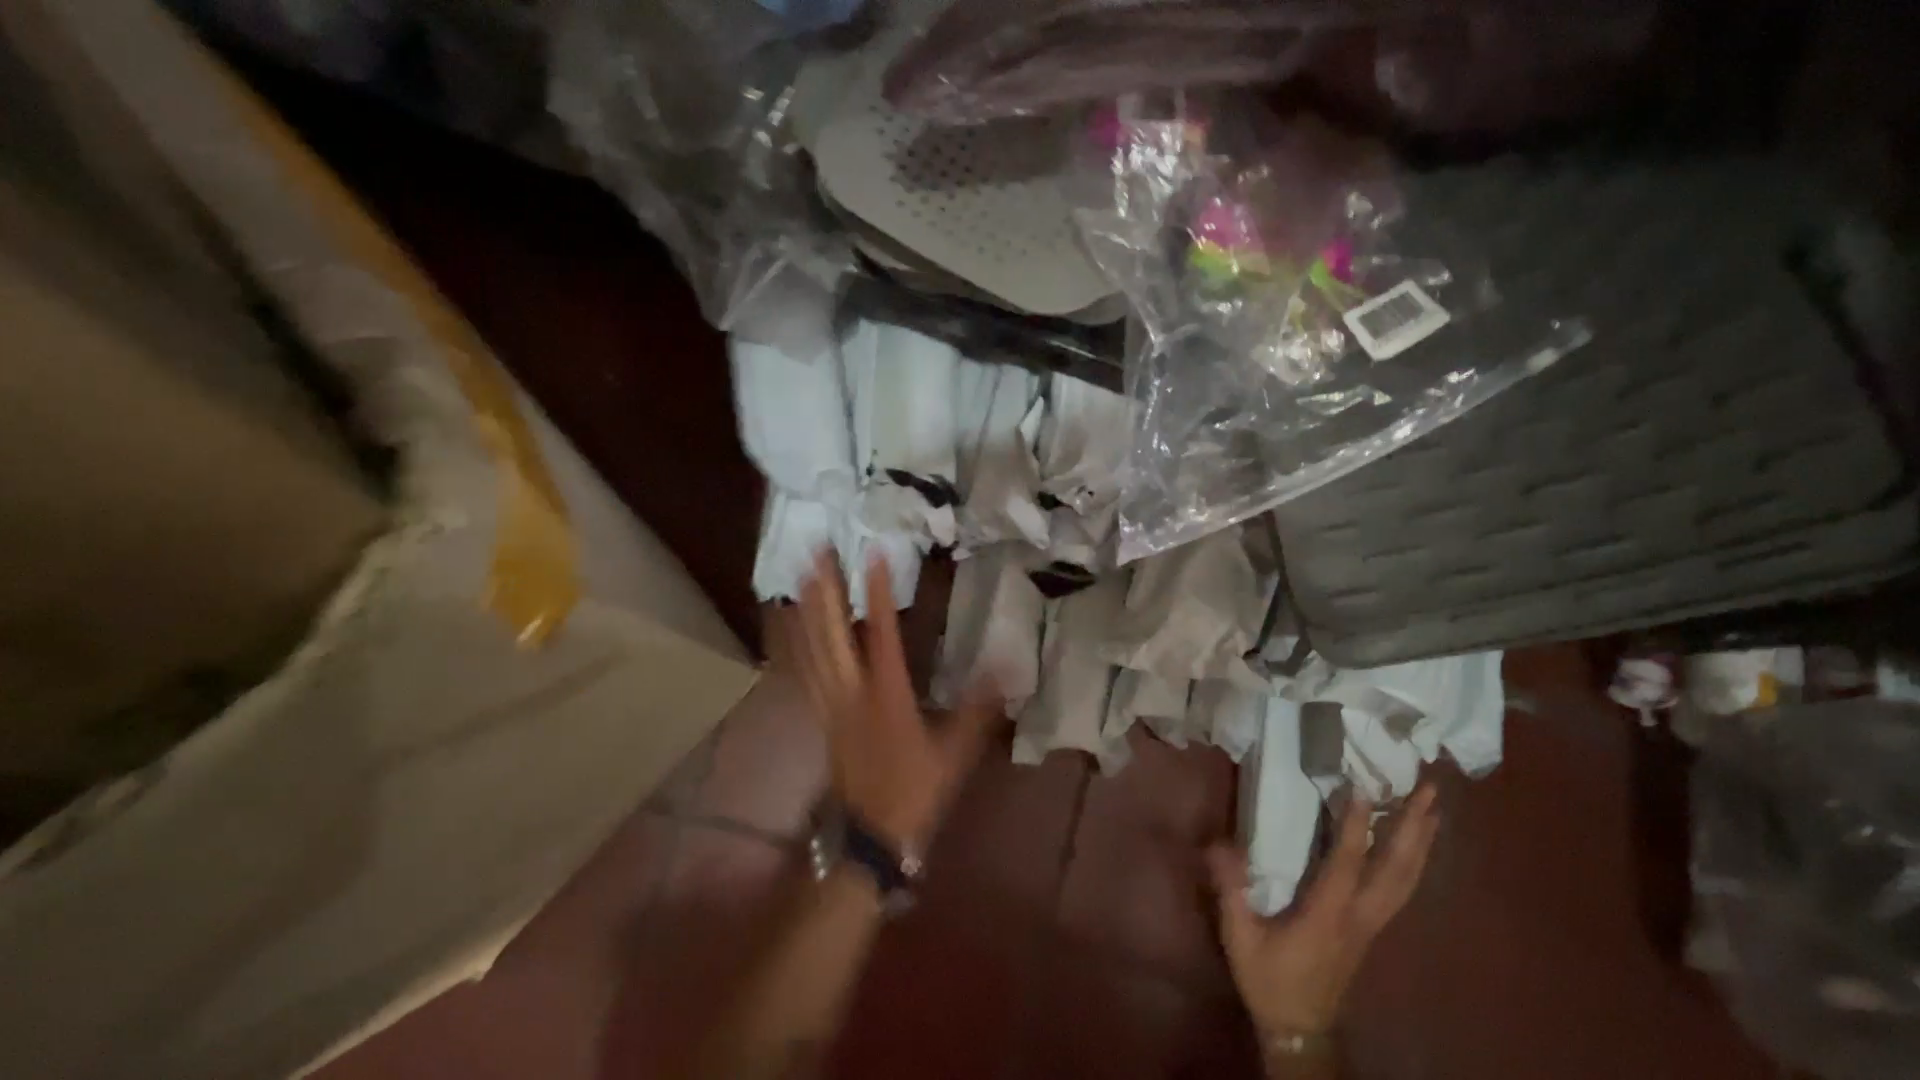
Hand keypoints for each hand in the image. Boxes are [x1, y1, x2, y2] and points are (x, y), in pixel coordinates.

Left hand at [784, 551, 1001, 852]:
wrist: (869, 837)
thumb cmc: (914, 792)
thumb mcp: (954, 754)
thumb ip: (978, 709)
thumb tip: (1007, 667)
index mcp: (887, 696)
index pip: (881, 634)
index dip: (878, 594)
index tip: (872, 556)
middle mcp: (852, 692)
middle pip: (832, 633)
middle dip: (825, 590)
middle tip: (818, 549)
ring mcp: (831, 704)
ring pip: (812, 648)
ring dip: (806, 609)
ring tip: (801, 574)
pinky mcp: (821, 717)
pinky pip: (804, 671)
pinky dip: (797, 643)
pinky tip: (792, 627)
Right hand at [1209, 785, 1439, 1040]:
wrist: (1300, 1028)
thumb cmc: (1269, 980)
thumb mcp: (1240, 937)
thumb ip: (1231, 891)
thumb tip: (1219, 845)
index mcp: (1328, 915)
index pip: (1347, 863)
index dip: (1355, 826)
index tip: (1361, 788)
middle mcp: (1359, 916)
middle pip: (1396, 868)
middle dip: (1413, 828)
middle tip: (1429, 790)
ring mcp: (1372, 924)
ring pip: (1406, 879)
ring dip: (1422, 842)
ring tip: (1434, 808)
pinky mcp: (1372, 928)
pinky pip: (1401, 888)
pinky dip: (1414, 861)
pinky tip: (1416, 847)